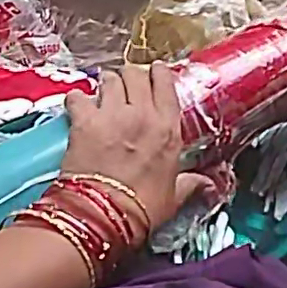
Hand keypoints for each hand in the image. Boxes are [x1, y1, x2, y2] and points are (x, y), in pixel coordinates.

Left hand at [60, 63, 213, 238]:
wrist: (102, 215)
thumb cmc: (143, 208)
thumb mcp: (173, 197)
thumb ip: (190, 185)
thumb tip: (208, 185)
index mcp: (168, 129)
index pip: (165, 84)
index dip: (159, 73)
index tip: (155, 72)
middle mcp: (142, 114)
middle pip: (136, 74)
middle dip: (131, 75)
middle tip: (127, 84)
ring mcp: (112, 115)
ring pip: (109, 79)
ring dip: (107, 83)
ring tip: (103, 92)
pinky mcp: (83, 121)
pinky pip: (79, 96)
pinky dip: (78, 99)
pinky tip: (78, 106)